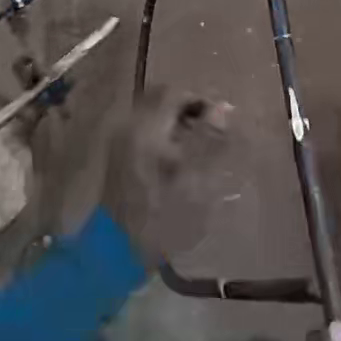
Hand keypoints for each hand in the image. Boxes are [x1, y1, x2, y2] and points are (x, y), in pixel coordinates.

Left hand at [100, 86, 231, 262]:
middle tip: (213, 130)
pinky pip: (144, 124)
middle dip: (189, 108)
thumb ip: (208, 141)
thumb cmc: (161, 219)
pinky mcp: (118, 148)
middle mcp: (129, 122)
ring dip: (176, 118)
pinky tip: (178, 154)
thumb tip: (223, 109)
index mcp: (147, 128)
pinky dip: (163, 129)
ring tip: (200, 144)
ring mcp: (120, 135)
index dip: (201, 100)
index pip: (174, 93)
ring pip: (152, 110)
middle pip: (161, 97)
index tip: (223, 120)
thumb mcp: (193, 183)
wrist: (117, 247)